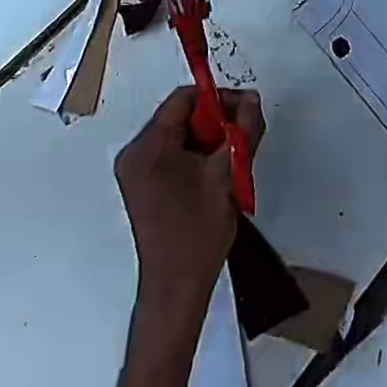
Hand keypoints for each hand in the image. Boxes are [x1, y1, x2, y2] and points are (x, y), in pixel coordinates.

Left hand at [114, 86, 265, 301]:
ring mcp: (134, 170)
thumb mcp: (228, 174)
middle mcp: (134, 153)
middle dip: (214, 122)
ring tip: (231, 160)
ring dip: (207, 141)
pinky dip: (195, 156)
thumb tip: (251, 99)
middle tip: (241, 137)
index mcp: (149, 146)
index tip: (242, 111)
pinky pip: (170, 154)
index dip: (216, 100)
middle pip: (179, 116)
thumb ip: (244, 130)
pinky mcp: (141, 185)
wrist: (177, 287)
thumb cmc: (198, 233)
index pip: (183, 99)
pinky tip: (215, 174)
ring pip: (178, 136)